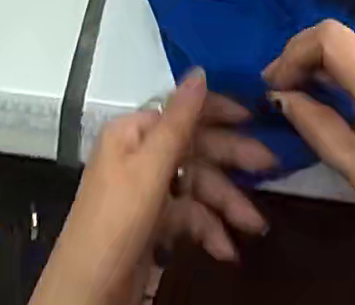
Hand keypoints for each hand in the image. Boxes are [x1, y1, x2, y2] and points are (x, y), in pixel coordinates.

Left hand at [31, 71, 272, 304]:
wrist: (85, 297)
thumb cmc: (115, 222)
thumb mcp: (150, 168)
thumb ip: (179, 120)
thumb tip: (200, 71)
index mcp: (134, 132)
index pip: (185, 110)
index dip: (220, 112)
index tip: (253, 117)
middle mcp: (140, 154)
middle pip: (196, 148)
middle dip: (232, 161)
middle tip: (270, 166)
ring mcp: (147, 190)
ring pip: (197, 184)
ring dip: (227, 204)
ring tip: (255, 225)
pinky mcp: (153, 224)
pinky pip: (188, 215)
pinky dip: (209, 229)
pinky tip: (227, 249)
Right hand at [261, 22, 354, 261]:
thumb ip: (315, 124)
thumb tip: (281, 95)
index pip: (328, 36)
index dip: (293, 53)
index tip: (270, 86)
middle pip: (337, 36)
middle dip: (300, 55)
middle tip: (274, 90)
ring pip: (348, 47)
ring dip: (315, 62)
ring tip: (289, 94)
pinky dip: (334, 72)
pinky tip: (319, 99)